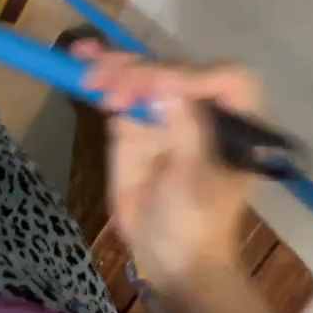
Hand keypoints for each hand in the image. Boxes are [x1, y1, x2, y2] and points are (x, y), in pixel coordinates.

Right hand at [75, 41, 262, 288]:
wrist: (168, 254)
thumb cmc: (197, 223)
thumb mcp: (197, 182)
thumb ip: (186, 130)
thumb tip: (166, 84)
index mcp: (233, 123)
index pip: (225, 81)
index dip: (193, 76)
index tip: (158, 85)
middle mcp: (200, 109)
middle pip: (174, 70)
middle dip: (142, 71)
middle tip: (113, 86)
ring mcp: (163, 113)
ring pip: (141, 73)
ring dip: (115, 65)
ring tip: (89, 72)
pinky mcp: (131, 122)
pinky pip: (116, 90)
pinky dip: (98, 71)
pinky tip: (79, 59)